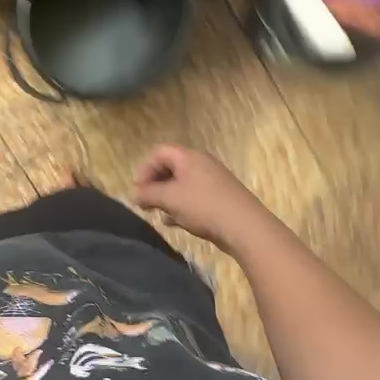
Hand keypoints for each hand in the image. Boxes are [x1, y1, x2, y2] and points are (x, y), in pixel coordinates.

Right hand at [131, 144, 267, 247]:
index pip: (159, 152)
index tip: (139, 190)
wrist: (244, 227)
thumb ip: (147, 194)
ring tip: (158, 213)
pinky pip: (192, 197)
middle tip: (145, 203)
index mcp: (189, 157)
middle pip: (169, 167)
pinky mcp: (218, 198)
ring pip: (180, 184)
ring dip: (165, 197)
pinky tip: (173, 222)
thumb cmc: (203, 207)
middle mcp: (201, 164)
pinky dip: (179, 206)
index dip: (144, 169)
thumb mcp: (169, 199)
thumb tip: (135, 194)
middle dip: (153, 184)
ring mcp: (211, 181)